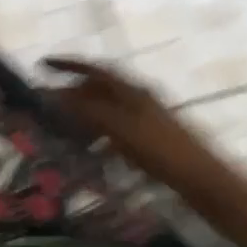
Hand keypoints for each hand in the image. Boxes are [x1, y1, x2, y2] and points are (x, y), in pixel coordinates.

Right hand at [40, 56, 218, 187]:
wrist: (205, 183)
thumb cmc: (159, 149)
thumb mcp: (115, 126)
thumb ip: (81, 108)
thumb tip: (48, 93)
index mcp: (131, 89)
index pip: (93, 67)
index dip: (67, 64)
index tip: (41, 64)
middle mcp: (139, 97)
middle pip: (98, 88)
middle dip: (72, 93)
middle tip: (50, 103)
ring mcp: (147, 117)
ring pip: (106, 108)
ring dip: (84, 114)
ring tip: (66, 127)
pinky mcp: (152, 138)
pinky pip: (116, 126)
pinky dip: (99, 131)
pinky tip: (91, 146)